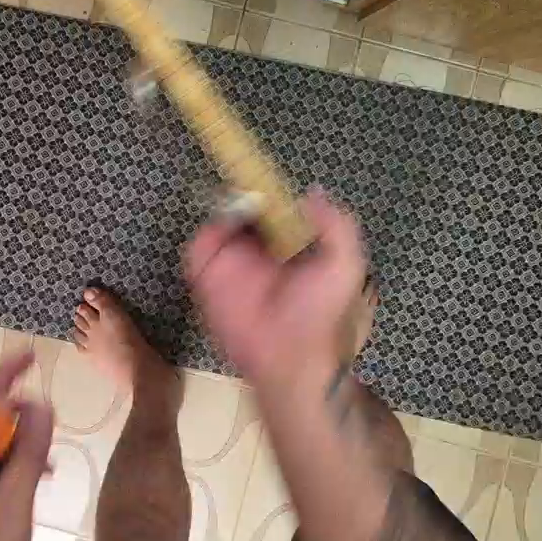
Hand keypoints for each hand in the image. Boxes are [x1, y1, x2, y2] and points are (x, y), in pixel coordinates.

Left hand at [0, 350, 54, 540]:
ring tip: (46, 457)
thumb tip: (43, 404)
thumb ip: (29, 450)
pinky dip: (11, 461)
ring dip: (17, 440)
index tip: (31, 355)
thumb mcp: (13, 502)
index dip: (4, 373)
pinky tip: (35, 477)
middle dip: (16, 409)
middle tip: (47, 415)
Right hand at [183, 190, 366, 391]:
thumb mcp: (344, 267)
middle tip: (243, 187)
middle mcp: (259, 252)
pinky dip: (202, 240)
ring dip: (220, 214)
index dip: (269, 192)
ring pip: (218, 226)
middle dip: (240, 195)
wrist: (292, 362)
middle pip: (242, 211)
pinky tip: (218, 236)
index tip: (264, 178)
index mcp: (290, 246)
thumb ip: (336, 227)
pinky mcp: (210, 283)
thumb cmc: (321, 315)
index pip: (275, 209)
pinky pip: (197, 254)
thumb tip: (313, 192)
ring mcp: (232, 266)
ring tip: (233, 213)